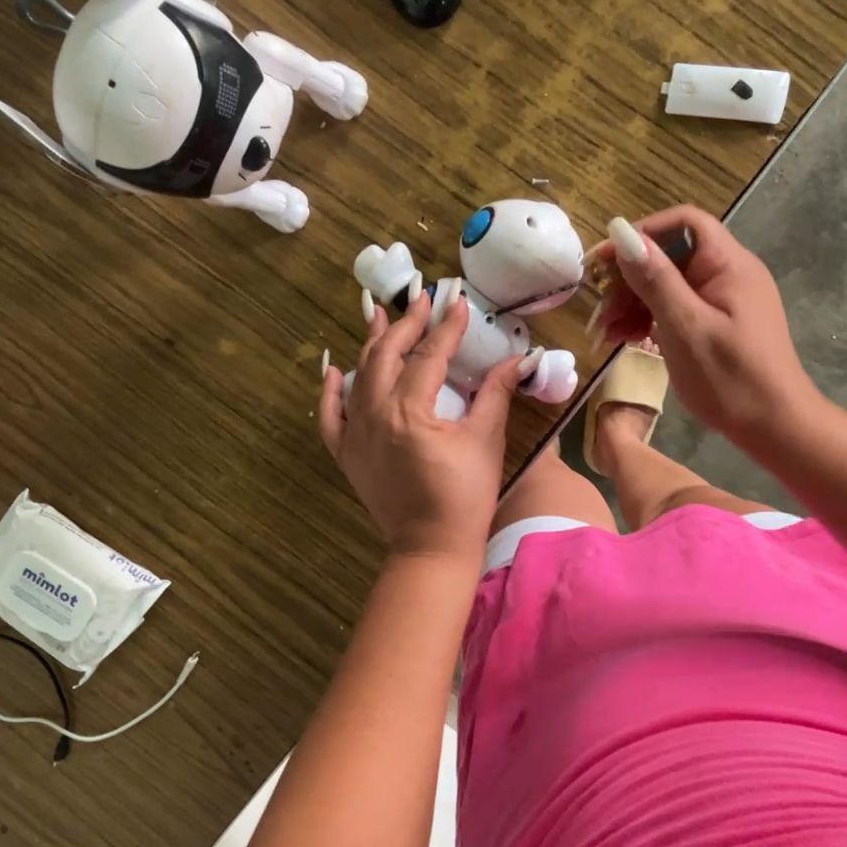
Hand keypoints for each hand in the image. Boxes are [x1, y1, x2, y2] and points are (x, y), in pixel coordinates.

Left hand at [320, 289, 525, 559]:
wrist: (430, 546)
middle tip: (421, 300)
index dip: (446, 328)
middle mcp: (375, 414)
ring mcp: (356, 433)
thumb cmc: (465, 496)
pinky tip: (334, 370)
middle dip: (406, 324)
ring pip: (359, 376)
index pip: (429, 355)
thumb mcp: (485, 441)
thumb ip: (495, 394)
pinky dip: (331, 392)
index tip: (458, 304)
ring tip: (379, 315)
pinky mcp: (347, 453)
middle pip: (387, 355)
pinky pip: (331, 416)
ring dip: (371, 344)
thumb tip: (516, 359)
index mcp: (410, 410)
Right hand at [595, 206, 824, 443]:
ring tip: (605, 333)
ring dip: (631, 304)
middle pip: (670, 256)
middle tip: (599, 310)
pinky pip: (675, 309)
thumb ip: (654, 278)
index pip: (683, 223)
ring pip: (667, 285)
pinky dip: (647, 320)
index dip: (641, 234)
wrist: (773, 427)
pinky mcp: (715, 326)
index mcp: (728, 265)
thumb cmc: (730, 376)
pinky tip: (624, 339)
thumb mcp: (684, 326)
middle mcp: (727, 275)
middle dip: (629, 279)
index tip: (604, 260)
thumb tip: (621, 233)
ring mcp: (722, 302)